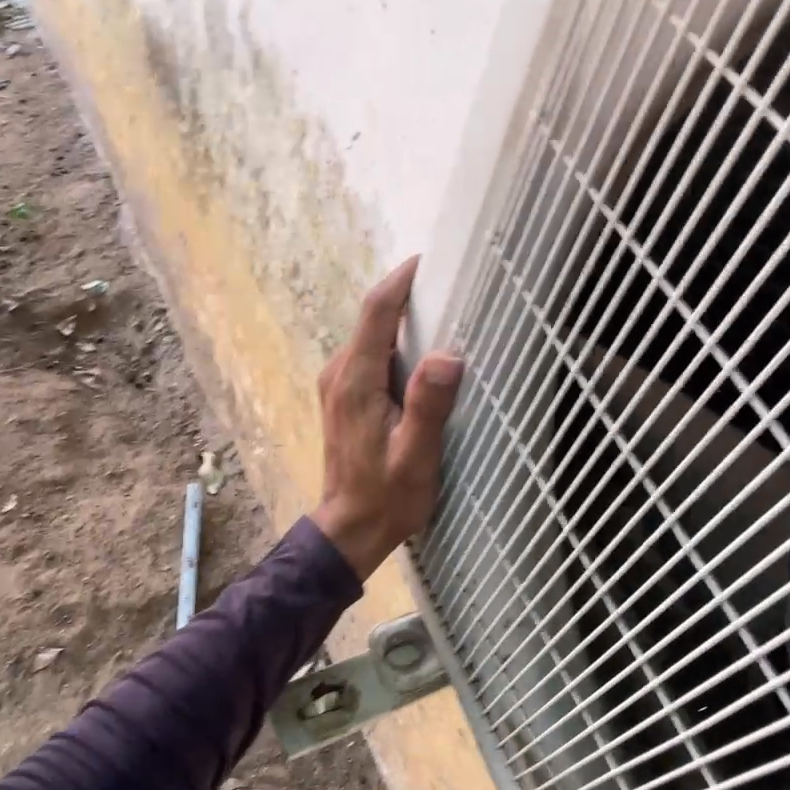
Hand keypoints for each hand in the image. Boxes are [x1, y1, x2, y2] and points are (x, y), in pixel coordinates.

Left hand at [309, 256, 464, 579]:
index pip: (376, 311)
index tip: (430, 260)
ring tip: (445, 318)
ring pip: (371, 336)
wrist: (351, 528)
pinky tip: (422, 358)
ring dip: (403, 323)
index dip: (401, 280)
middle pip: (373, 318)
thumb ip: (428, 406)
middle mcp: (340, 373)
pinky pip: (370, 355)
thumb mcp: (416, 456)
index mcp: (356, 380)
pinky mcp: (343, 396)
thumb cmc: (387, 496)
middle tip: (452, 290)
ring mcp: (338, 384)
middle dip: (409, 298)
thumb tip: (447, 355)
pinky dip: (395, 345)